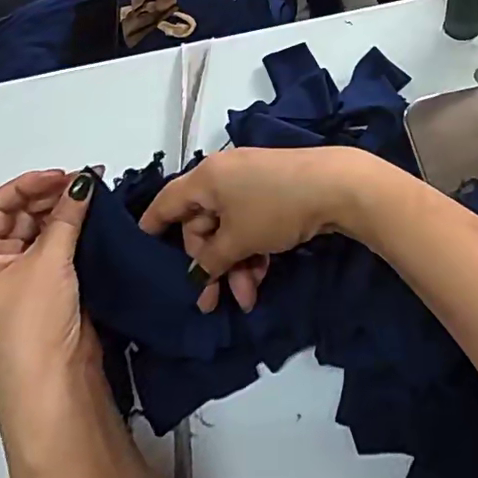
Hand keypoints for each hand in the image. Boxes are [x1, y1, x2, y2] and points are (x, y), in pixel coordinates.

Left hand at [0, 169, 98, 401]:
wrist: (56, 390)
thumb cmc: (33, 330)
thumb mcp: (47, 263)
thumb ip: (66, 216)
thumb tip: (81, 181)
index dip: (25, 187)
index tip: (59, 176)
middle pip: (18, 220)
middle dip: (49, 199)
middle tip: (82, 184)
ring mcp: (21, 288)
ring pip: (40, 237)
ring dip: (64, 216)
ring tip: (92, 197)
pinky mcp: (48, 298)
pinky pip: (58, 254)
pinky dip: (74, 236)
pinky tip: (94, 221)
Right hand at [138, 147, 395, 311]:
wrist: (336, 186)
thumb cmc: (275, 207)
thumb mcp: (238, 239)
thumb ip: (211, 260)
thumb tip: (201, 274)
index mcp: (206, 178)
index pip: (167, 202)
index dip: (152, 227)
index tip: (141, 251)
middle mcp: (223, 175)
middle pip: (200, 224)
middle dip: (210, 264)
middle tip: (215, 301)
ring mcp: (249, 183)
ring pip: (228, 229)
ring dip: (234, 264)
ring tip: (249, 296)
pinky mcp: (272, 192)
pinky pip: (249, 224)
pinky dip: (252, 250)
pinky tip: (262, 276)